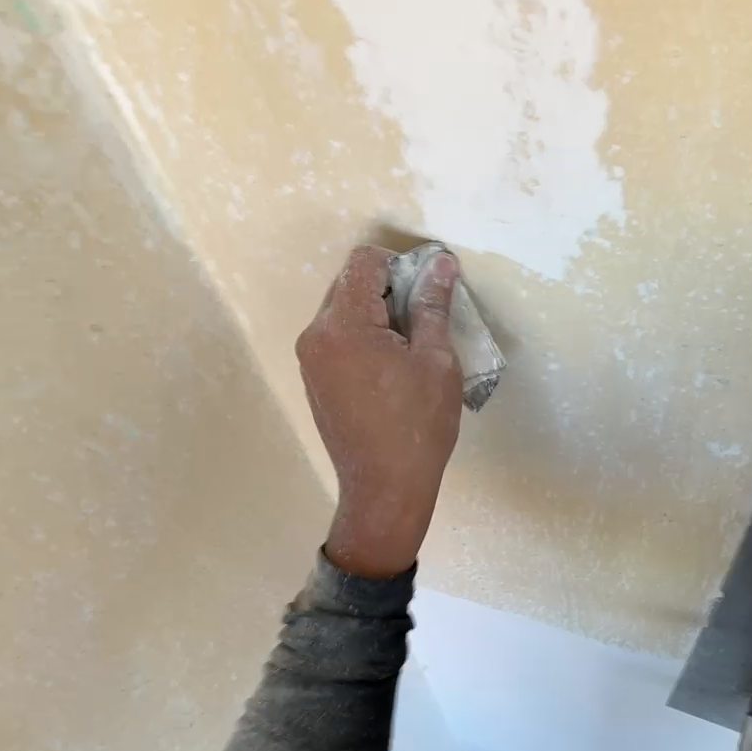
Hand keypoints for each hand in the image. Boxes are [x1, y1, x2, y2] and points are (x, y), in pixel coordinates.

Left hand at [296, 245, 463, 577]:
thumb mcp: (436, 360)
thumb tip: (441, 263)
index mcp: (343, 325)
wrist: (386, 488)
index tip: (429, 292)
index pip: (364, 262)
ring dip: (379, 315)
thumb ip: (433, 305)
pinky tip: (393, 370)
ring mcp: (310, 359)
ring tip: (412, 349)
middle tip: (426, 321)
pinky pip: (339, 337)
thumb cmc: (419, 424)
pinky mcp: (315, 378)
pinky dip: (366, 337)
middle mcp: (316, 335)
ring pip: (345, 311)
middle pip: (351, 283)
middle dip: (390, 289)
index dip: (401, 265)